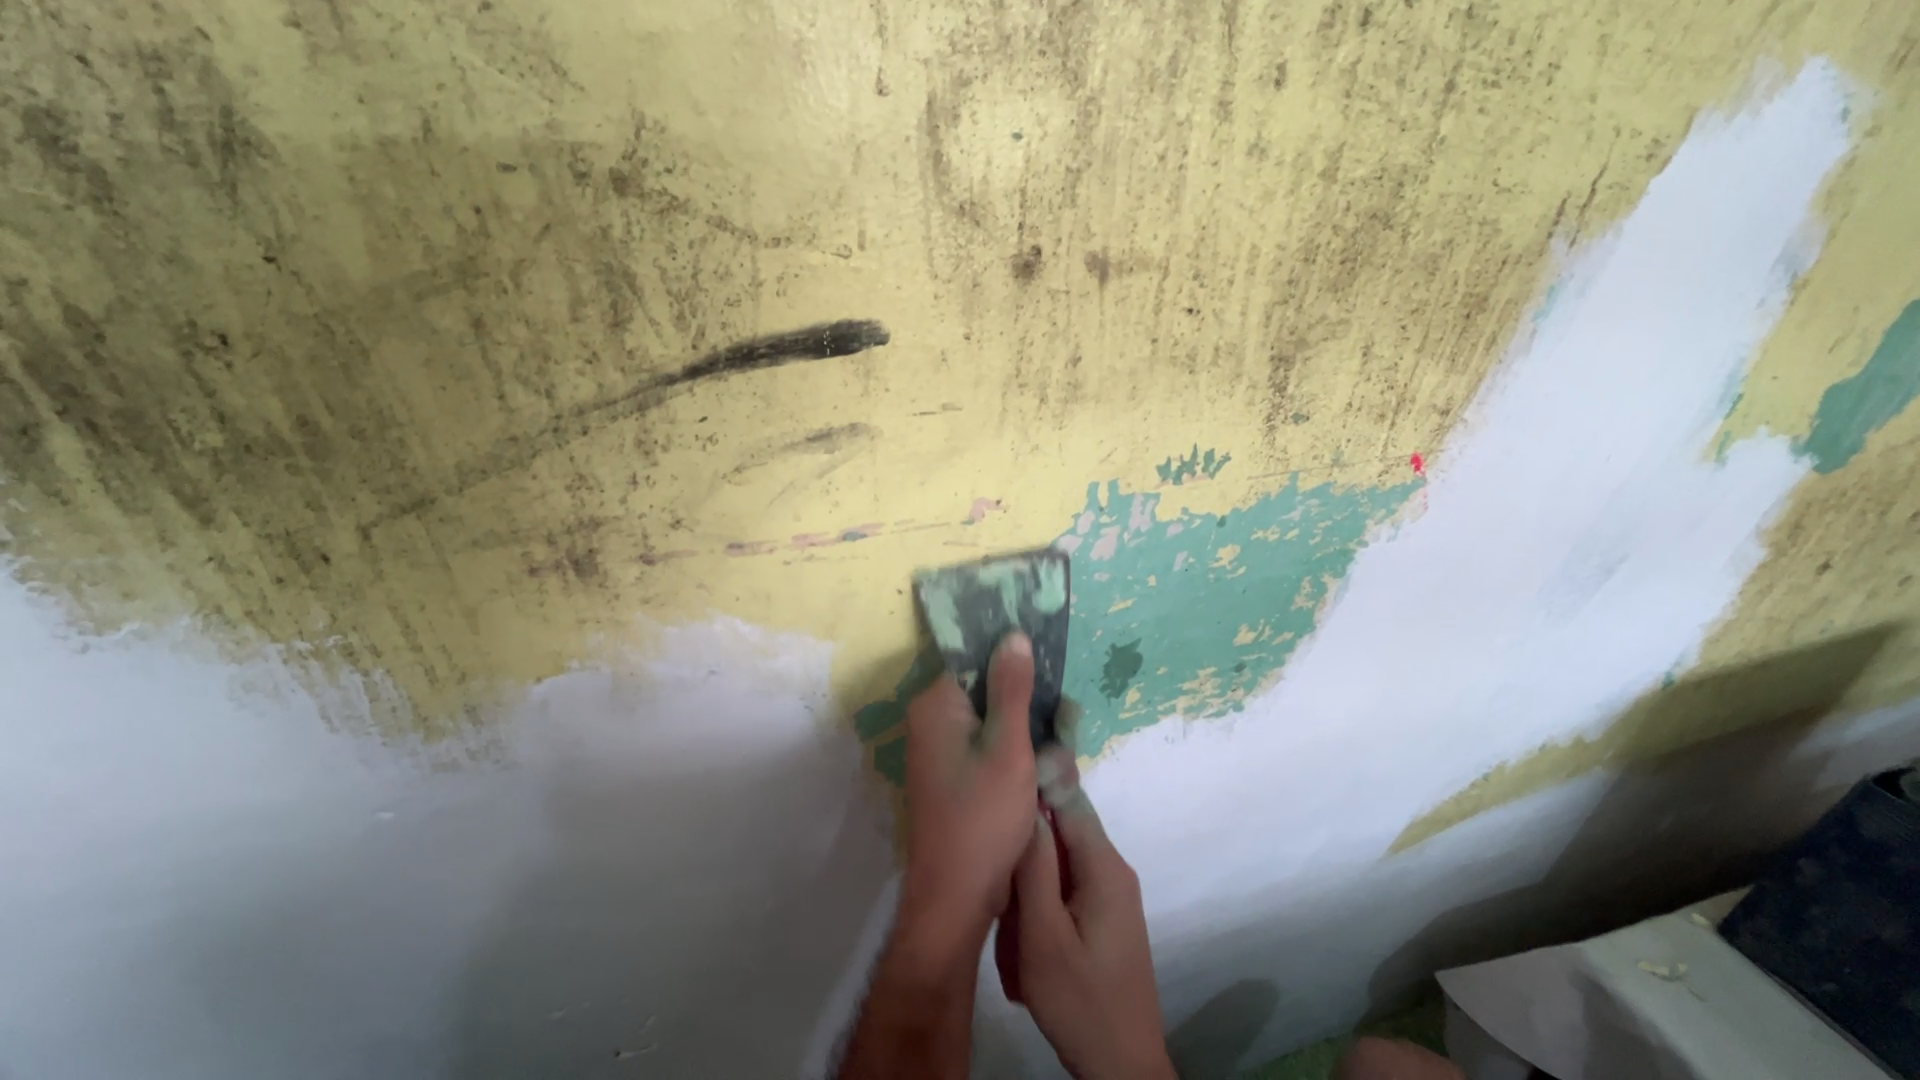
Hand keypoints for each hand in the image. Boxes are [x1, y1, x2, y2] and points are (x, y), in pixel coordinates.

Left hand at [897, 633, 1039, 951]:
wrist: (956, 897)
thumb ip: (1012, 688)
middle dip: (1032, 717)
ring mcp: (943, 752)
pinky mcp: (957, 777)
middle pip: (993, 695)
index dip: (1018, 668)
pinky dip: (1019, 764)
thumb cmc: (983, 818)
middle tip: (1061, 746)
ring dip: (1032, 746)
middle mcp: (933, 722)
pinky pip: (993, 752)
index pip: (979, 662)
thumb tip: (1014, 634)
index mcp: (936, 705)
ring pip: (1000, 727)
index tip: (1054, 686)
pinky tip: (1045, 785)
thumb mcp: (1009, 748)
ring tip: (1056, 776)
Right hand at [996, 746, 1173, 1079]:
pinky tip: (1028, 945)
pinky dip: (1042, 909)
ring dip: (1030, 889)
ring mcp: (1113, 896)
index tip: (997, 788)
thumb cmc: (1079, 1000)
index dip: (1036, 786)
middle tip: (1001, 893)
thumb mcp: (1043, 934)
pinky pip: (1067, 891)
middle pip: (1061, 832)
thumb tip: (1026, 807)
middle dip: (1026, 854)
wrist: (1122, 1066)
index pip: (1070, 799)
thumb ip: (1034, 867)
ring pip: (1059, 865)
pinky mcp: (1107, 918)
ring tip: (1013, 931)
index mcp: (1104, 866)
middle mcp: (1114, 871)